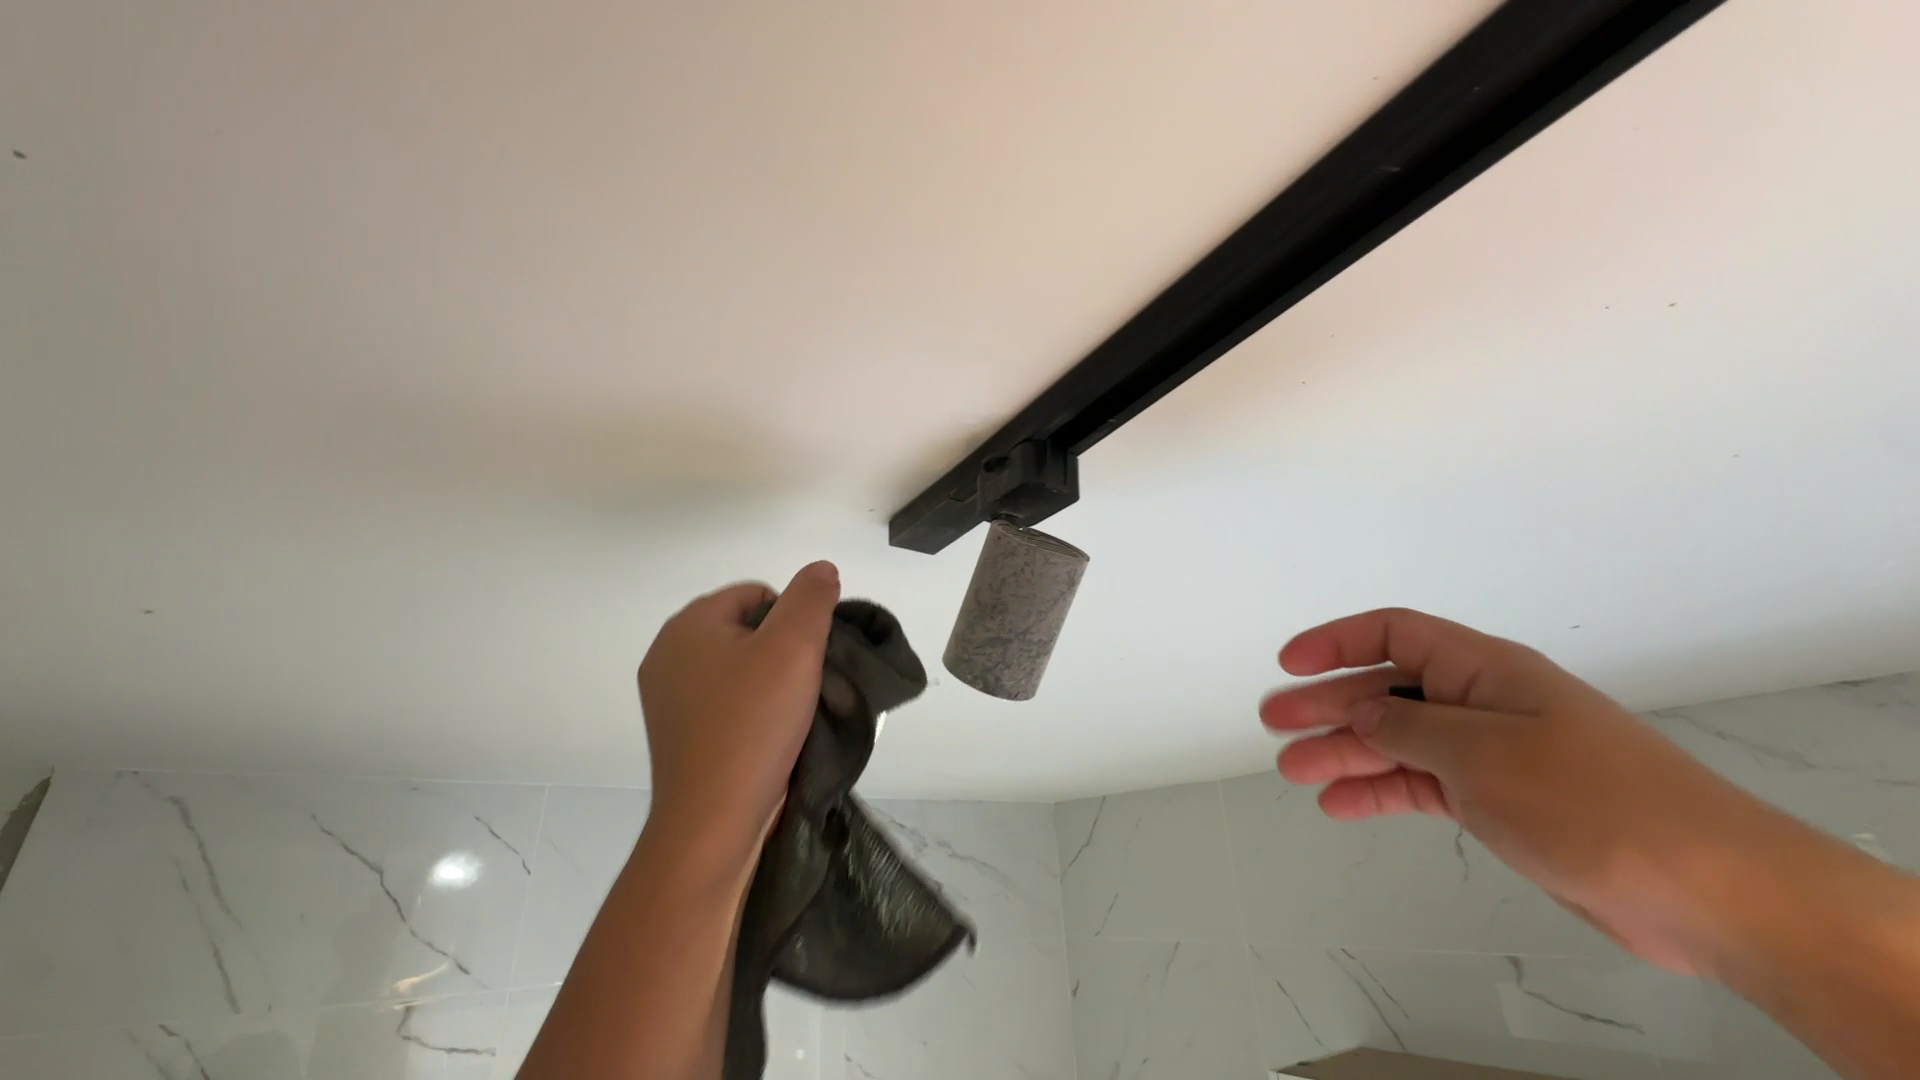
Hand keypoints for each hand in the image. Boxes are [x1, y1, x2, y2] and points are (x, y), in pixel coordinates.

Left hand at [638, 561, 840, 850]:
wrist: (713, 819)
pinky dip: (750, 713)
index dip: (793, 621)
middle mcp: (667, 654)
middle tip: (804, 688)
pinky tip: (767, 738)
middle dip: (781, 652)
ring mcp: (667, 698)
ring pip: (737, 669)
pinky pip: (724, 704)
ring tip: (790, 716)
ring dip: (769, 684)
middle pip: (746, 630)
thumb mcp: (795, 647)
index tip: (807, 661)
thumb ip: (811, 598)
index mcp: (688, 624)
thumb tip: (820, 569)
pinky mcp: (676, 735)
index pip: (757, 594)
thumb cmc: (753, 724)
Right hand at [1260, 607, 1782, 975]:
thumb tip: (1360, 709)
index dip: (1336, 642)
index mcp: (1483, 671)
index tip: (1288, 664)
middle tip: (1274, 721)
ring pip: (1398, 741)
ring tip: (1294, 769)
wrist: (1704, 887)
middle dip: (1326, 703)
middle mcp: (1481, 704)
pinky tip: (1341, 803)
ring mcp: (1490, 755)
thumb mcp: (1481, 751)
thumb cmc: (1590, 799)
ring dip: (1344, 752)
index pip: (1394, 634)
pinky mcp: (1498, 802)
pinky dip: (1380, 791)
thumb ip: (1407, 725)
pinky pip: (1422, 784)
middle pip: (1386, 690)